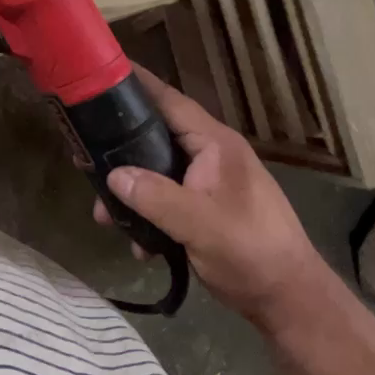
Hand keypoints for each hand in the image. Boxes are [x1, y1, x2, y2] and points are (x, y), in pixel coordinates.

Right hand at [93, 69, 336, 330]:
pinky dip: (147, 213)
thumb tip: (114, 174)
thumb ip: (155, 197)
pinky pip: (165, 198)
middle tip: (82, 154)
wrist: (292, 303)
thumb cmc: (252, 253)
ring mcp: (209, 182)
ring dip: (129, 191)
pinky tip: (136, 243)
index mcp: (215, 145)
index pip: (169, 99)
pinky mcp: (206, 208)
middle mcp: (211, 155)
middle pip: (155, 135)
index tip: (98, 70)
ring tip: (103, 215)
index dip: (135, 83)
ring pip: (156, 171)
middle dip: (118, 148)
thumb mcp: (200, 225)